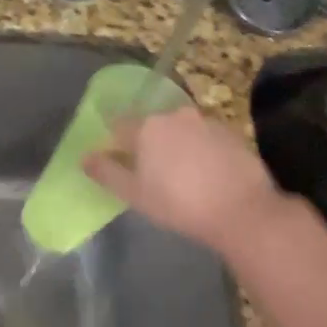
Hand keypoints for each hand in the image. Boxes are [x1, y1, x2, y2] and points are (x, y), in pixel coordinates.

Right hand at [83, 105, 281, 247]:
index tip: (118, 164)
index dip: (115, 144)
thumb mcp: (133, 193)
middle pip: (151, 126)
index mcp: (147, 126)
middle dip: (146, 145)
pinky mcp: (231, 134)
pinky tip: (203, 176)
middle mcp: (175, 115)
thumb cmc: (177, 203)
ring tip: (179, 177)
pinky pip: (203, 139)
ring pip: (179, 131)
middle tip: (149, 175)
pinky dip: (198, 152)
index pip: (119, 126)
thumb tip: (85, 157)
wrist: (242, 210)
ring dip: (174, 147)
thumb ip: (106, 172)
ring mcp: (206, 122)